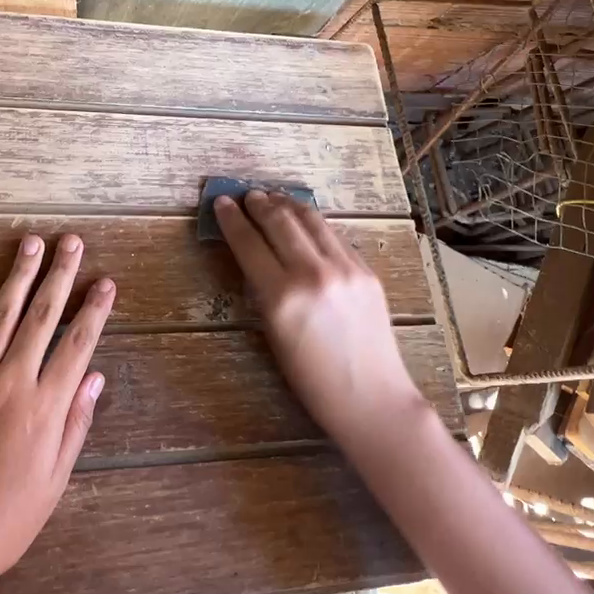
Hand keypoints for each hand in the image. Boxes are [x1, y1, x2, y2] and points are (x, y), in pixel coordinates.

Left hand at [0, 234, 115, 593]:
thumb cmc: (2, 522)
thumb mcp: (52, 482)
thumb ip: (74, 425)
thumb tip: (95, 377)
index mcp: (45, 408)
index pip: (77, 345)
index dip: (94, 310)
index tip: (106, 281)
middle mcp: (12, 383)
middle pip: (42, 318)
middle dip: (60, 276)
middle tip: (73, 242)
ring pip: (2, 314)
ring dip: (19, 274)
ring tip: (32, 242)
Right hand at [214, 190, 421, 441]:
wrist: (371, 398)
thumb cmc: (311, 378)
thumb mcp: (273, 332)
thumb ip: (263, 289)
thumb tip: (254, 253)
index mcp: (282, 297)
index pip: (249, 244)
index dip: (232, 219)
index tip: (221, 202)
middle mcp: (313, 275)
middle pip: (279, 222)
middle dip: (259, 205)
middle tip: (247, 195)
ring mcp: (344, 269)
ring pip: (310, 220)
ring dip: (287, 205)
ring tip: (273, 197)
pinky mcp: (366, 270)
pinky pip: (334, 236)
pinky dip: (314, 223)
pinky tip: (305, 220)